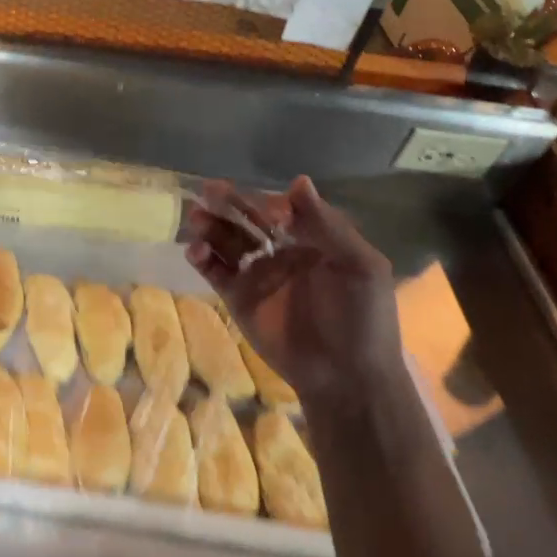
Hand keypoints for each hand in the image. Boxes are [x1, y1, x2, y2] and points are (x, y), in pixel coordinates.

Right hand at [187, 177, 402, 407]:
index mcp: (314, 239)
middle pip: (249, 219)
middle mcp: (282, 250)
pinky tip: (195, 251)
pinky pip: (215, 271)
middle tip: (208, 190)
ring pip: (227, 241)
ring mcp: (257, 273)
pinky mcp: (237, 297)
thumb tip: (298, 181)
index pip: (283, 209)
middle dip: (229, 204)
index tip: (270, 216)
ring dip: (210, 227)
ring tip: (196, 219)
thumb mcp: (359, 266)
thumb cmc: (361, 318)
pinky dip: (201, 258)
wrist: (344, 375)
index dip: (270, 204)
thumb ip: (327, 225)